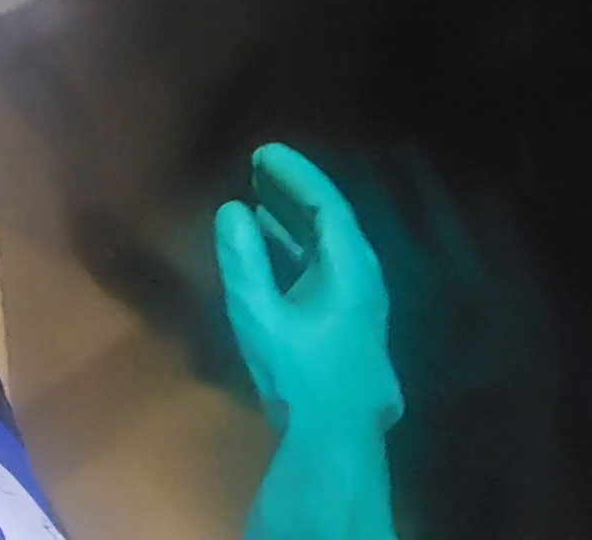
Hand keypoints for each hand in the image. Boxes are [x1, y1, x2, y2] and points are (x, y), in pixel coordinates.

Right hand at [216, 144, 402, 436]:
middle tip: (257, 162)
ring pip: (324, 241)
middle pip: (329, 219)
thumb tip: (231, 209)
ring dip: (291, 213)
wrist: (333, 439)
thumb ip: (244, 260)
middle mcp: (360, 278)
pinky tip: (264, 237)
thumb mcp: (260, 315)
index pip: (327, 206)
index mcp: (351, 272)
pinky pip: (317, 261)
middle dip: (293, 188)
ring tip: (257, 190)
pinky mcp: (340, 315)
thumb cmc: (299, 374)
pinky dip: (291, 241)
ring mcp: (353, 298)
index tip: (263, 152)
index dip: (296, 174)